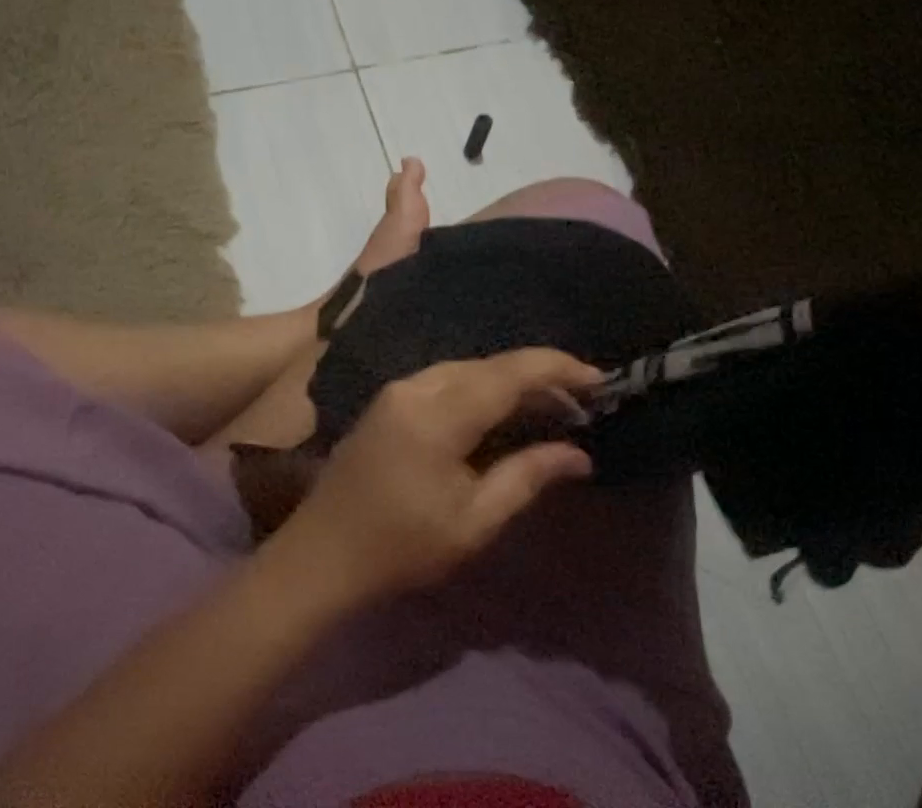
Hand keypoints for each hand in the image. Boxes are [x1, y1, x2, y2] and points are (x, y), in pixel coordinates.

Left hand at [272, 348, 599, 605]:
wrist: (321, 557)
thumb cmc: (400, 549)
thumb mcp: (473, 521)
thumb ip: (527, 476)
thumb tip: (579, 454)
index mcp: (436, 415)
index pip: (508, 373)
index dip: (557, 369)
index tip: (600, 379)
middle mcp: (413, 388)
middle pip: (488, 366)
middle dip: (538, 376)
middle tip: (582, 403)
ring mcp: (395, 392)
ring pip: (466, 370)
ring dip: (508, 382)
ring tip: (551, 407)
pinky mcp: (386, 403)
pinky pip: (444, 381)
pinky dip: (480, 389)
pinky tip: (502, 411)